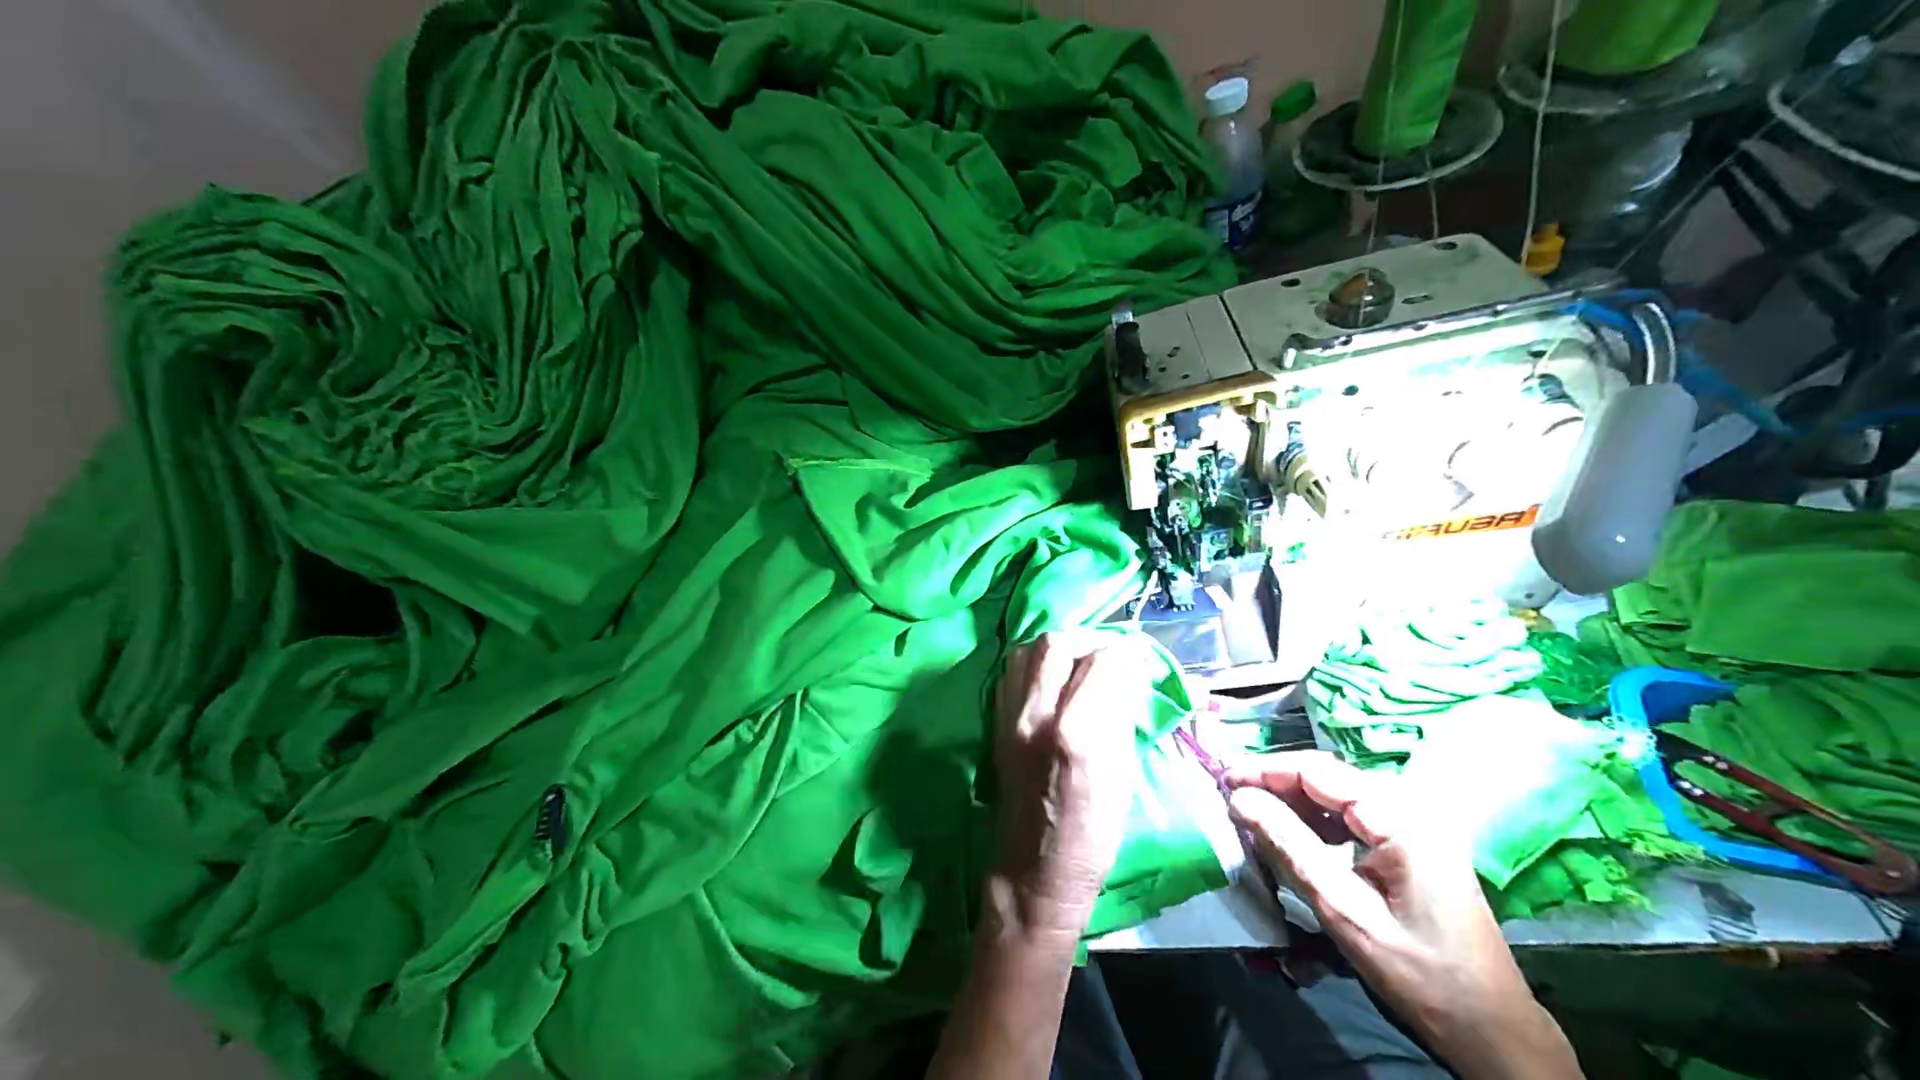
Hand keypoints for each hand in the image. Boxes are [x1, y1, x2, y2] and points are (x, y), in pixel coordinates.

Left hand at [988, 631, 1145, 939]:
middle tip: (1112, 654)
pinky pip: (1014, 670)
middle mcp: (1036, 716)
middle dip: (1091, 641)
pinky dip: (1037, 662)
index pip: (1102, 661)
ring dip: (1062, 646)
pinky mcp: (995, 722)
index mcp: (1076, 734)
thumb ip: (1126, 715)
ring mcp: (1009, 717)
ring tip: (1083, 661)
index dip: (1127, 652)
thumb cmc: (1092, 836)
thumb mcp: (1124, 776)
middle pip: (1059, 643)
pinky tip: (1055, 677)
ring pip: (1030, 649)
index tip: (1140, 658)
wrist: (1032, 871)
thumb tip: (1137, 673)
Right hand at [1224, 752, 1581, 1079]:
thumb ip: (1291, 847)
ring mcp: (1413, 826)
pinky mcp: (1409, 845)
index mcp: (1402, 819)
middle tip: (1227, 795)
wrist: (1493, 1032)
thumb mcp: (1345, 912)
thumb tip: (1240, 799)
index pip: (1317, 771)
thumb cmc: (1422, 975)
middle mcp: (1410, 809)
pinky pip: (1350, 817)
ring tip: (1249, 814)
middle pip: (1325, 778)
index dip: (1264, 770)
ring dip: (1290, 802)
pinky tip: (1288, 836)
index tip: (1221, 778)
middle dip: (1273, 783)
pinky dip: (1313, 822)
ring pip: (1334, 796)